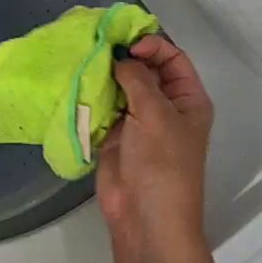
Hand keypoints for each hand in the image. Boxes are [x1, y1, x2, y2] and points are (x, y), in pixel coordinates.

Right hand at [97, 35, 213, 241]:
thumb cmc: (162, 163)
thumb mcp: (155, 113)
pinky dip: (89, 97)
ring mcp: (137, 122)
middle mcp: (164, 106)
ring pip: (119, 88)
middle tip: (94, 47)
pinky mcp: (113, 136)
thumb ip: (137, 78)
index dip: (152, 47)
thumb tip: (118, 57)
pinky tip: (73, 84)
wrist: (145, 216)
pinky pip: (100, 109)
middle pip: (143, 71)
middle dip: (121, 58)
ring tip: (80, 62)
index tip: (124, 46)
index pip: (172, 58)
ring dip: (102, 77)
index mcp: (187, 99)